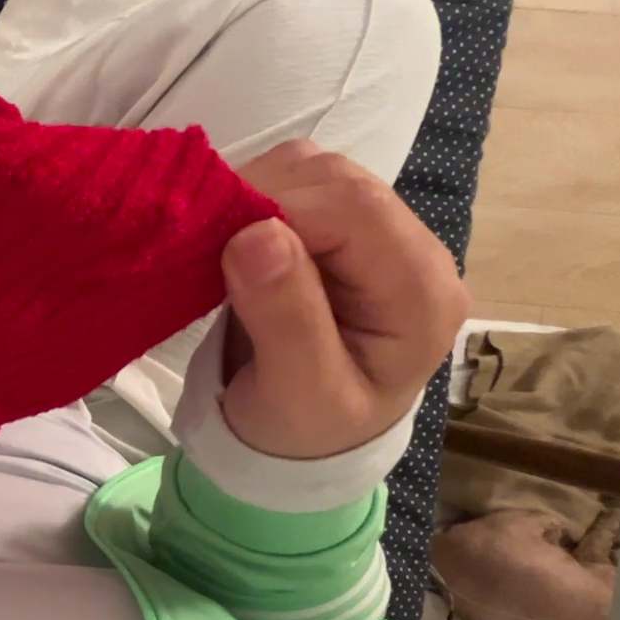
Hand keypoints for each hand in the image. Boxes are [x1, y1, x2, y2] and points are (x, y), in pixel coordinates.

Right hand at [219, 140, 470, 459]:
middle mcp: (409, 250)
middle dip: (259, 199)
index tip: (210, 247)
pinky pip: (289, 187)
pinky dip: (246, 201)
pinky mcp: (333, 234)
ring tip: (209, 248)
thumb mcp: (298, 396)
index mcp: (419, 294)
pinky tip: (223, 240)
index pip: (355, 211)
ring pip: (311, 172)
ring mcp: (371, 237)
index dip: (278, 211)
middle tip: (200, 249)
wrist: (300, 447)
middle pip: (336, 180)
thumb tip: (252, 235)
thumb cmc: (301, 431)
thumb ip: (287, 320)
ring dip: (250, 196)